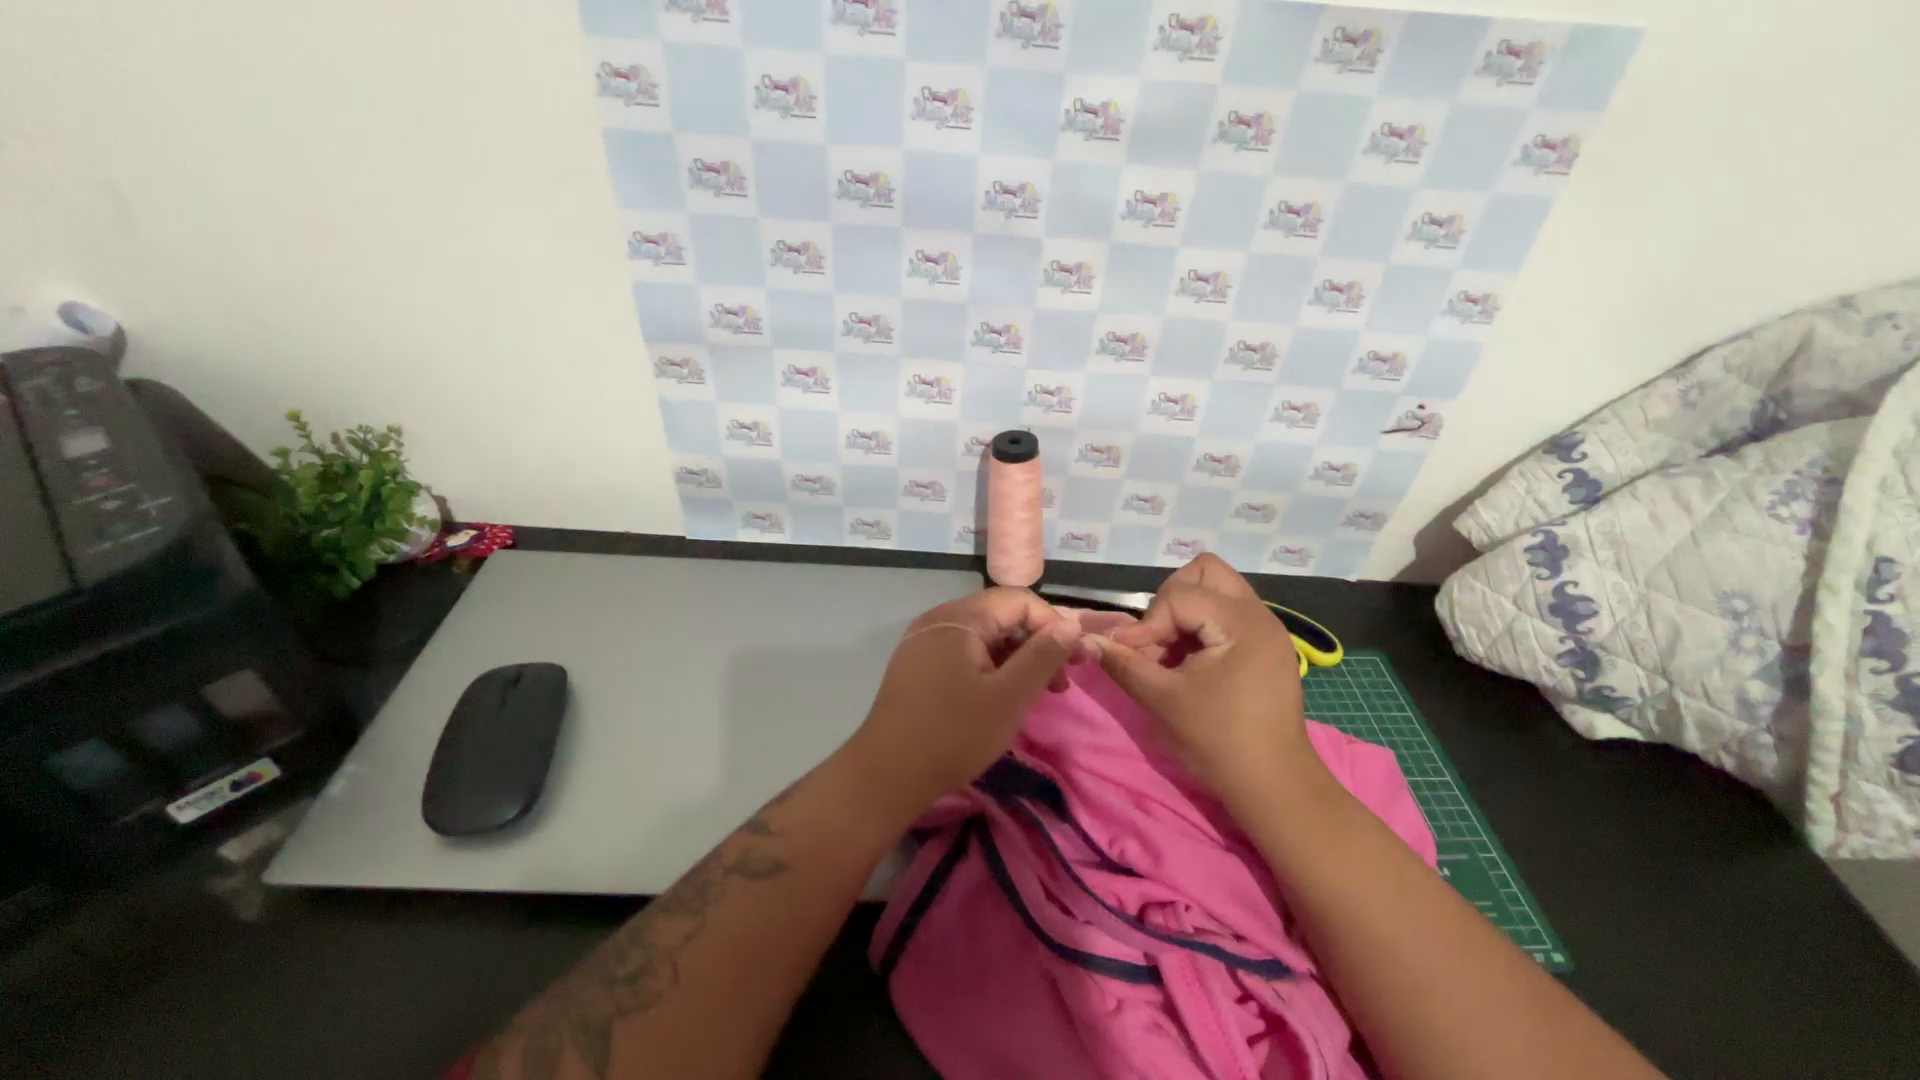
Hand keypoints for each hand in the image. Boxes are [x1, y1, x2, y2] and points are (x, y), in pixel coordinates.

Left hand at [843, 588, 1081, 814]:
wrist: (887, 775)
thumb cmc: (953, 734)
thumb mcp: (1009, 696)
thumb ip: (1043, 656)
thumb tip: (1071, 624)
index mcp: (958, 618)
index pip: (1019, 600)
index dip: (1053, 625)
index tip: (1076, 662)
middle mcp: (938, 621)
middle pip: (1001, 617)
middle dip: (1038, 644)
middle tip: (1063, 684)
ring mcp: (924, 644)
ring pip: (984, 639)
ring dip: (1018, 660)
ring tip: (1040, 695)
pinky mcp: (918, 668)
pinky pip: (965, 655)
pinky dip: (992, 670)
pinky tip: (1005, 698)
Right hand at [1090, 555, 1317, 807]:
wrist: (1273, 784)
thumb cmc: (1218, 740)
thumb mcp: (1161, 699)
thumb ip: (1123, 662)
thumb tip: (1087, 640)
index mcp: (1240, 622)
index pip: (1179, 595)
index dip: (1148, 623)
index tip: (1133, 657)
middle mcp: (1258, 615)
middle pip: (1205, 572)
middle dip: (1170, 600)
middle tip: (1158, 640)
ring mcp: (1266, 630)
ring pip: (1216, 592)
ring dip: (1185, 615)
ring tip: (1170, 655)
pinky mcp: (1265, 649)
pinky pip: (1226, 616)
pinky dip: (1201, 629)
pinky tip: (1188, 666)